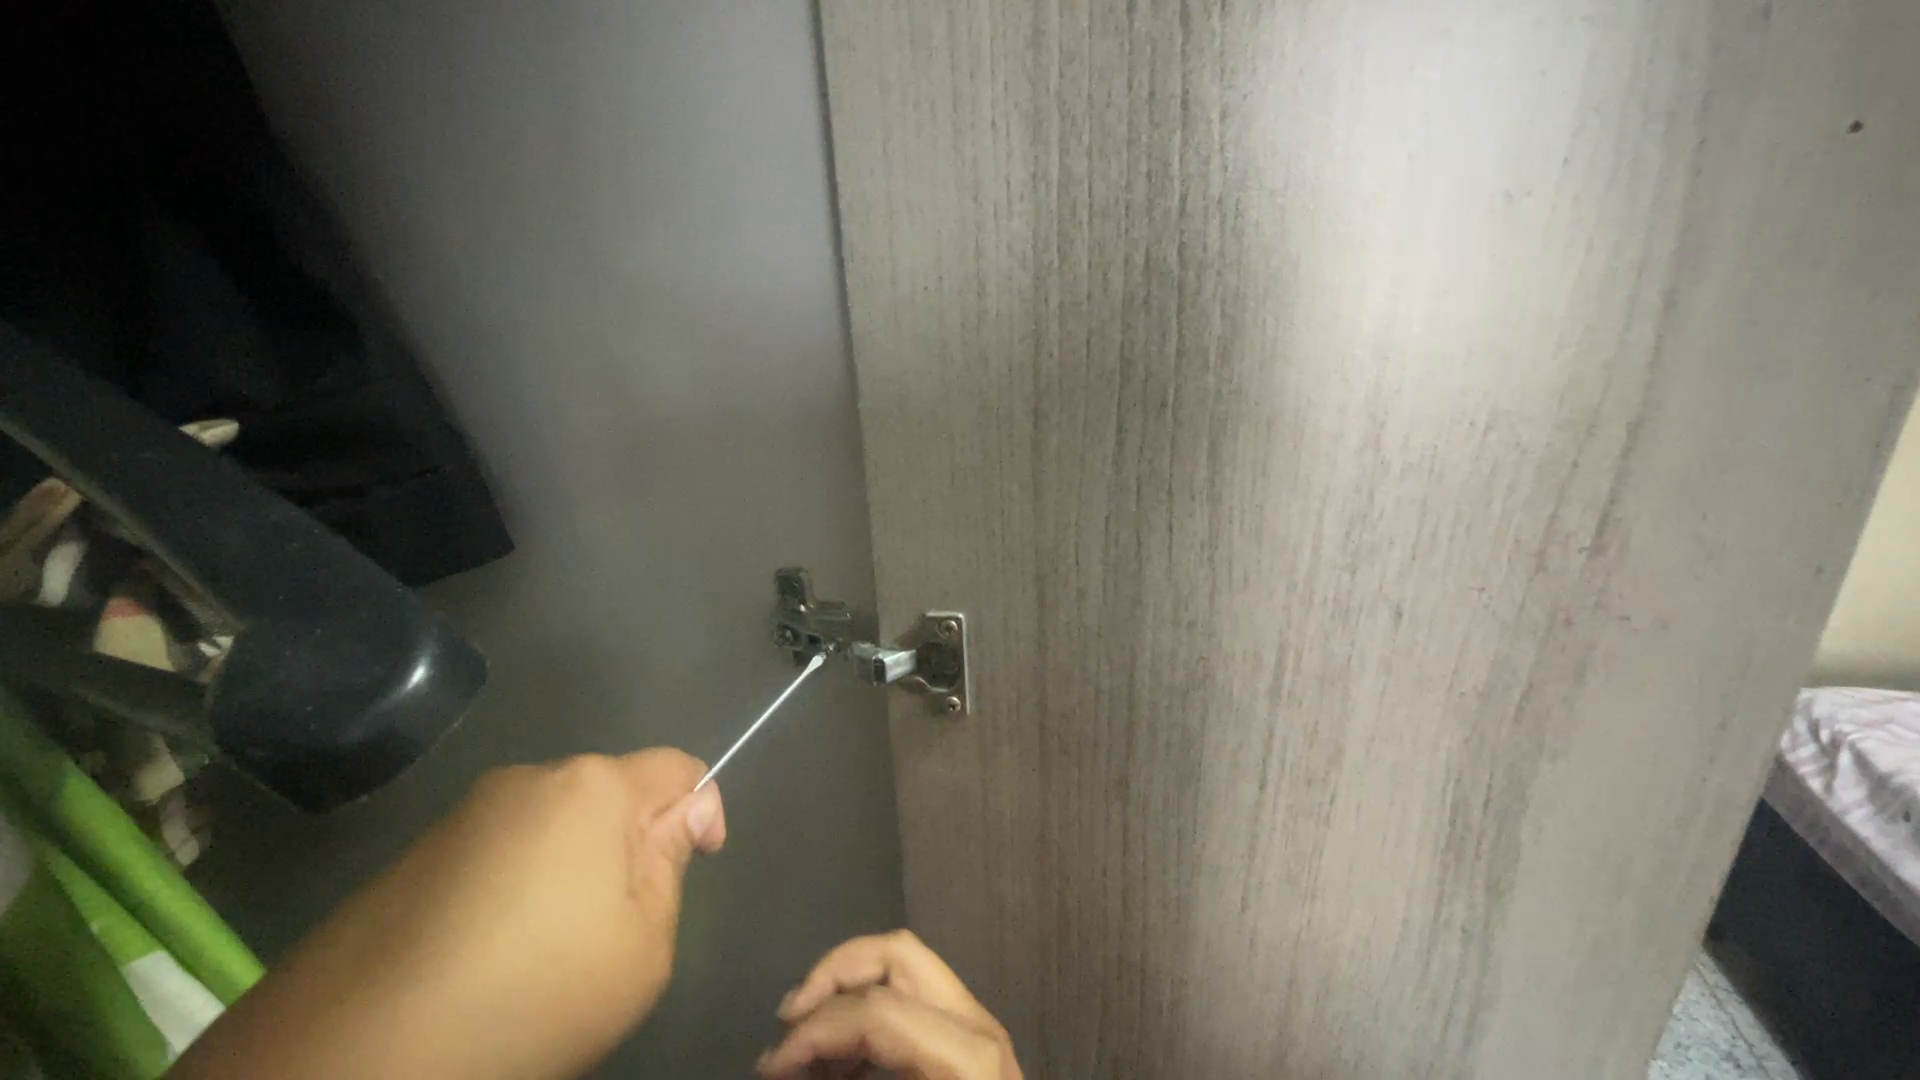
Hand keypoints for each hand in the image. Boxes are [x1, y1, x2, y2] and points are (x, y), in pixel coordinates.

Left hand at [173, 749, 725, 1079]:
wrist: (356, 1058)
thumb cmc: (534, 993)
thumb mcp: (643, 943)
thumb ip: (671, 863)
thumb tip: (683, 812)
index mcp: (591, 787)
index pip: (677, 766)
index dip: (701, 809)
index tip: (695, 864)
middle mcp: (527, 780)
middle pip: (610, 793)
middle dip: (628, 842)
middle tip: (616, 922)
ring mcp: (463, 814)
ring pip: (552, 823)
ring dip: (570, 865)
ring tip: (548, 947)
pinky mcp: (414, 854)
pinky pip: (497, 850)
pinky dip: (515, 886)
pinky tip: (492, 953)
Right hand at [759, 930, 1020, 1079]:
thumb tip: (780, 1069)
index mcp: (967, 1053)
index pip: (876, 1009)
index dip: (815, 1030)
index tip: (771, 1068)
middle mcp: (976, 1023)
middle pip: (896, 955)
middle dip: (833, 977)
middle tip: (788, 1023)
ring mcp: (977, 1026)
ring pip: (903, 969)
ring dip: (846, 997)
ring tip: (804, 1052)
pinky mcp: (968, 1041)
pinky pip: (911, 1004)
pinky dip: (867, 1021)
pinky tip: (838, 1067)